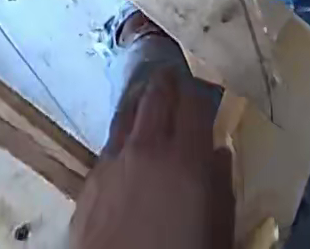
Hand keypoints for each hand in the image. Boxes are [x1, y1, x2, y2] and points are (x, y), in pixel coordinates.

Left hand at [70, 69, 232, 248]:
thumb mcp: (218, 230)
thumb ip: (221, 186)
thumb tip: (218, 154)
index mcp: (185, 156)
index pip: (194, 100)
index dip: (199, 89)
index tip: (203, 88)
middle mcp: (148, 147)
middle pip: (157, 95)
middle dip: (168, 83)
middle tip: (175, 78)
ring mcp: (113, 163)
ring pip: (128, 113)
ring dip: (142, 102)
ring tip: (149, 99)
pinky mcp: (88, 184)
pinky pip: (109, 145)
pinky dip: (123, 136)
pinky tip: (128, 147)